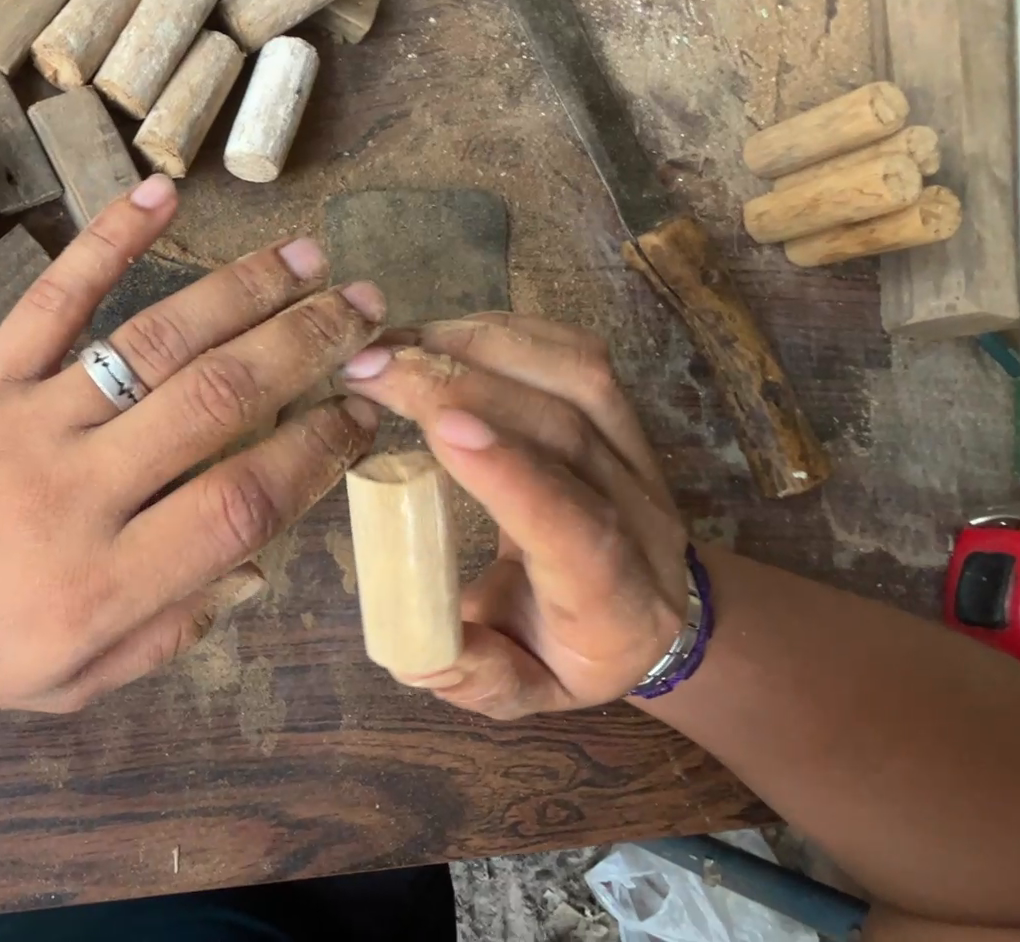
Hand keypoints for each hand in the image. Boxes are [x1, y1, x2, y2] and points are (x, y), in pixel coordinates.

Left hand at [0, 175, 386, 712]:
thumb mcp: (69, 684)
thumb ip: (169, 632)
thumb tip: (252, 563)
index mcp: (107, 583)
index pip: (244, 502)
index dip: (317, 451)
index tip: (361, 411)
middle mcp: (80, 491)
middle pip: (219, 401)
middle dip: (306, 347)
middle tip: (365, 310)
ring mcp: (28, 420)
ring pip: (155, 341)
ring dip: (242, 291)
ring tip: (309, 257)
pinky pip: (51, 300)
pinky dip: (105, 242)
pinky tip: (160, 195)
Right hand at [339, 313, 689, 718]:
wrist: (653, 609)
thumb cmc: (566, 648)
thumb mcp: (519, 689)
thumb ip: (473, 677)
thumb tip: (414, 649)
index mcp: (609, 592)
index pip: (574, 523)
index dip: (512, 472)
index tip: (440, 427)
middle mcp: (637, 510)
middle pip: (561, 426)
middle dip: (458, 384)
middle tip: (365, 368)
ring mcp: (633, 450)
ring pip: (571, 373)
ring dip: (472, 345)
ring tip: (387, 344)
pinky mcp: (616, 411)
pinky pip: (569, 350)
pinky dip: (496, 330)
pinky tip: (434, 333)